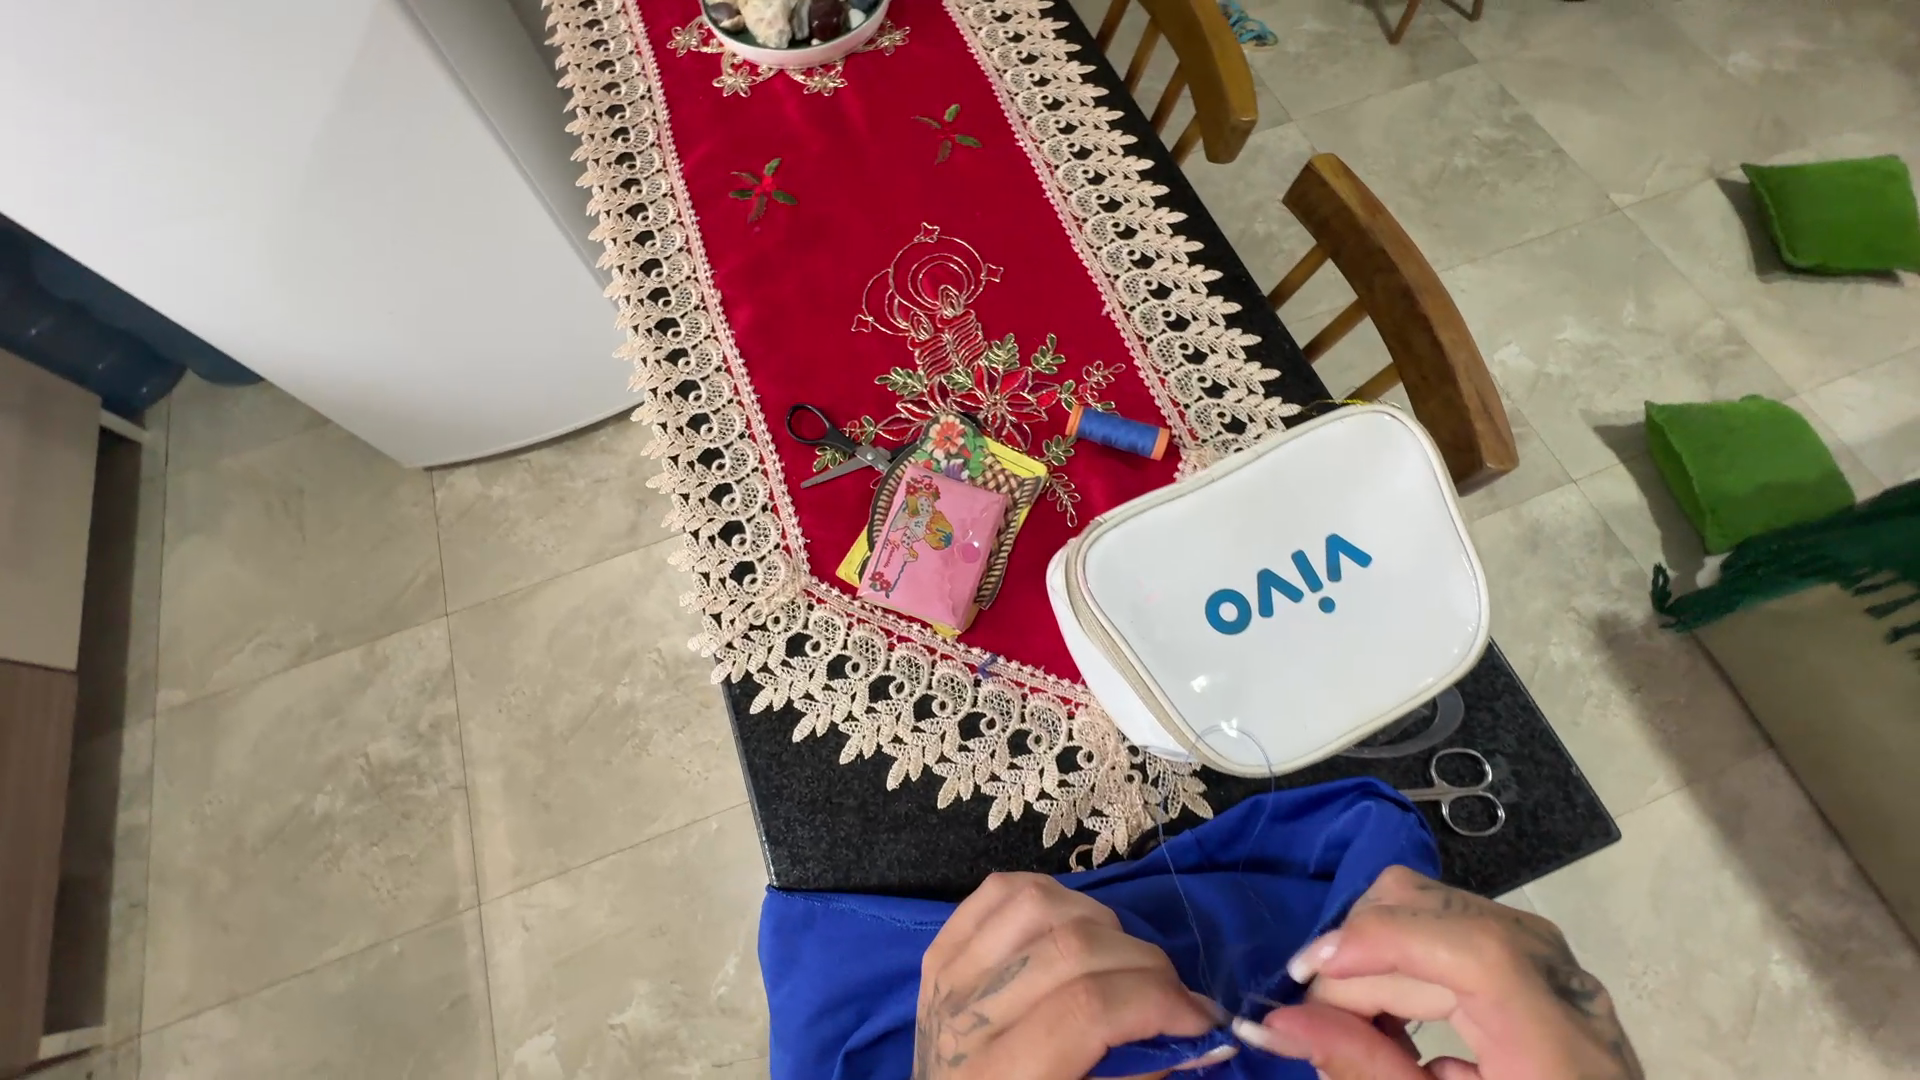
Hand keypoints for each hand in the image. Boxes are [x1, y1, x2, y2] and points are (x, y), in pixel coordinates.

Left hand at [912, 872, 1228, 1079]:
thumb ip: (1136, 1074)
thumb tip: (1196, 1029)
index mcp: (998, 1078)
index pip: (1086, 1009)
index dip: (1155, 1001)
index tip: (1201, 1017)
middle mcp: (963, 1017)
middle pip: (1068, 949)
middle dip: (1142, 962)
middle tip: (1173, 991)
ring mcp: (946, 972)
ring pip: (1038, 904)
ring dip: (1099, 921)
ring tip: (1123, 958)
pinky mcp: (941, 944)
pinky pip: (1002, 889)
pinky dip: (1052, 894)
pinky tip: (1077, 924)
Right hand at [1232, 866, 1642, 1079]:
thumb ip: (1361, 1070)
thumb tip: (1273, 1022)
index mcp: (1559, 1045)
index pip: (1476, 952)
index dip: (1383, 943)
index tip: (1309, 974)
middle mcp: (1557, 979)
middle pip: (1426, 915)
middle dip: (1352, 965)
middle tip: (1316, 1028)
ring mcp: (1539, 956)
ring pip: (1417, 905)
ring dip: (1366, 959)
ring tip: (1353, 1030)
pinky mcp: (1520, 952)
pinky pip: (1434, 921)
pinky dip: (1392, 960)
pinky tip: (1388, 1025)